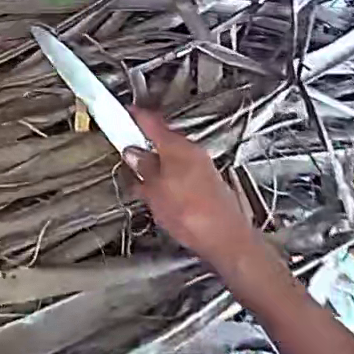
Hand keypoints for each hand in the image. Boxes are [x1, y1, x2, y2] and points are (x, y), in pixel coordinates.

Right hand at [122, 108, 255, 261]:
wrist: (228, 241)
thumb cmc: (191, 213)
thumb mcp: (155, 191)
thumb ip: (143, 168)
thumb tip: (133, 153)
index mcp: (176, 146)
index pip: (152, 122)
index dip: (136, 116)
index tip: (125, 112)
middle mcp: (191, 151)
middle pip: (163, 140)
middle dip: (145, 146)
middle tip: (129, 154)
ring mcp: (202, 166)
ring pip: (173, 158)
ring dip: (157, 165)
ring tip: (143, 183)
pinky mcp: (209, 183)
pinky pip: (183, 172)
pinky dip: (170, 178)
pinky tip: (164, 197)